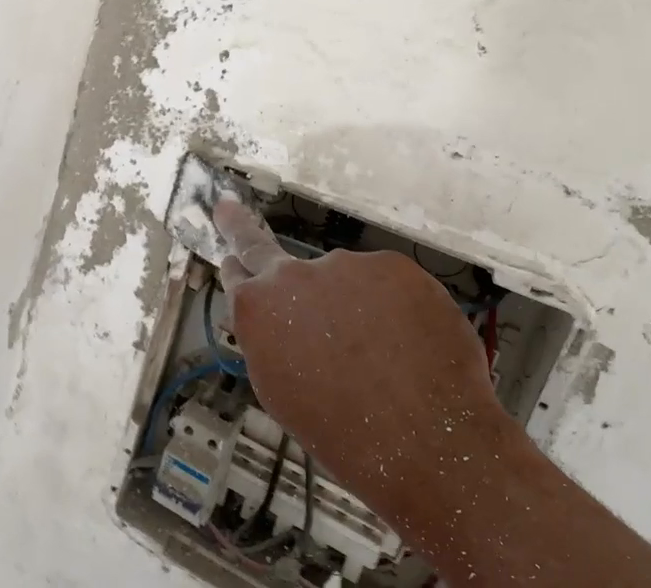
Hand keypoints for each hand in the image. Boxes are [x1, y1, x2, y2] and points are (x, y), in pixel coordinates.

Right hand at [213, 197, 510, 515]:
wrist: (423, 440)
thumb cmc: (340, 431)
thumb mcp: (280, 390)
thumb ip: (268, 340)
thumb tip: (277, 320)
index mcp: (256, 308)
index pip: (236, 274)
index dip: (237, 270)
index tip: (233, 258)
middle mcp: (292, 275)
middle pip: (263, 248)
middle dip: (241, 227)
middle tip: (227, 209)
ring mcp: (345, 265)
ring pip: (342, 279)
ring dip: (352, 302)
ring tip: (383, 353)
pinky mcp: (394, 265)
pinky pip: (386, 282)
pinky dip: (395, 305)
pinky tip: (411, 343)